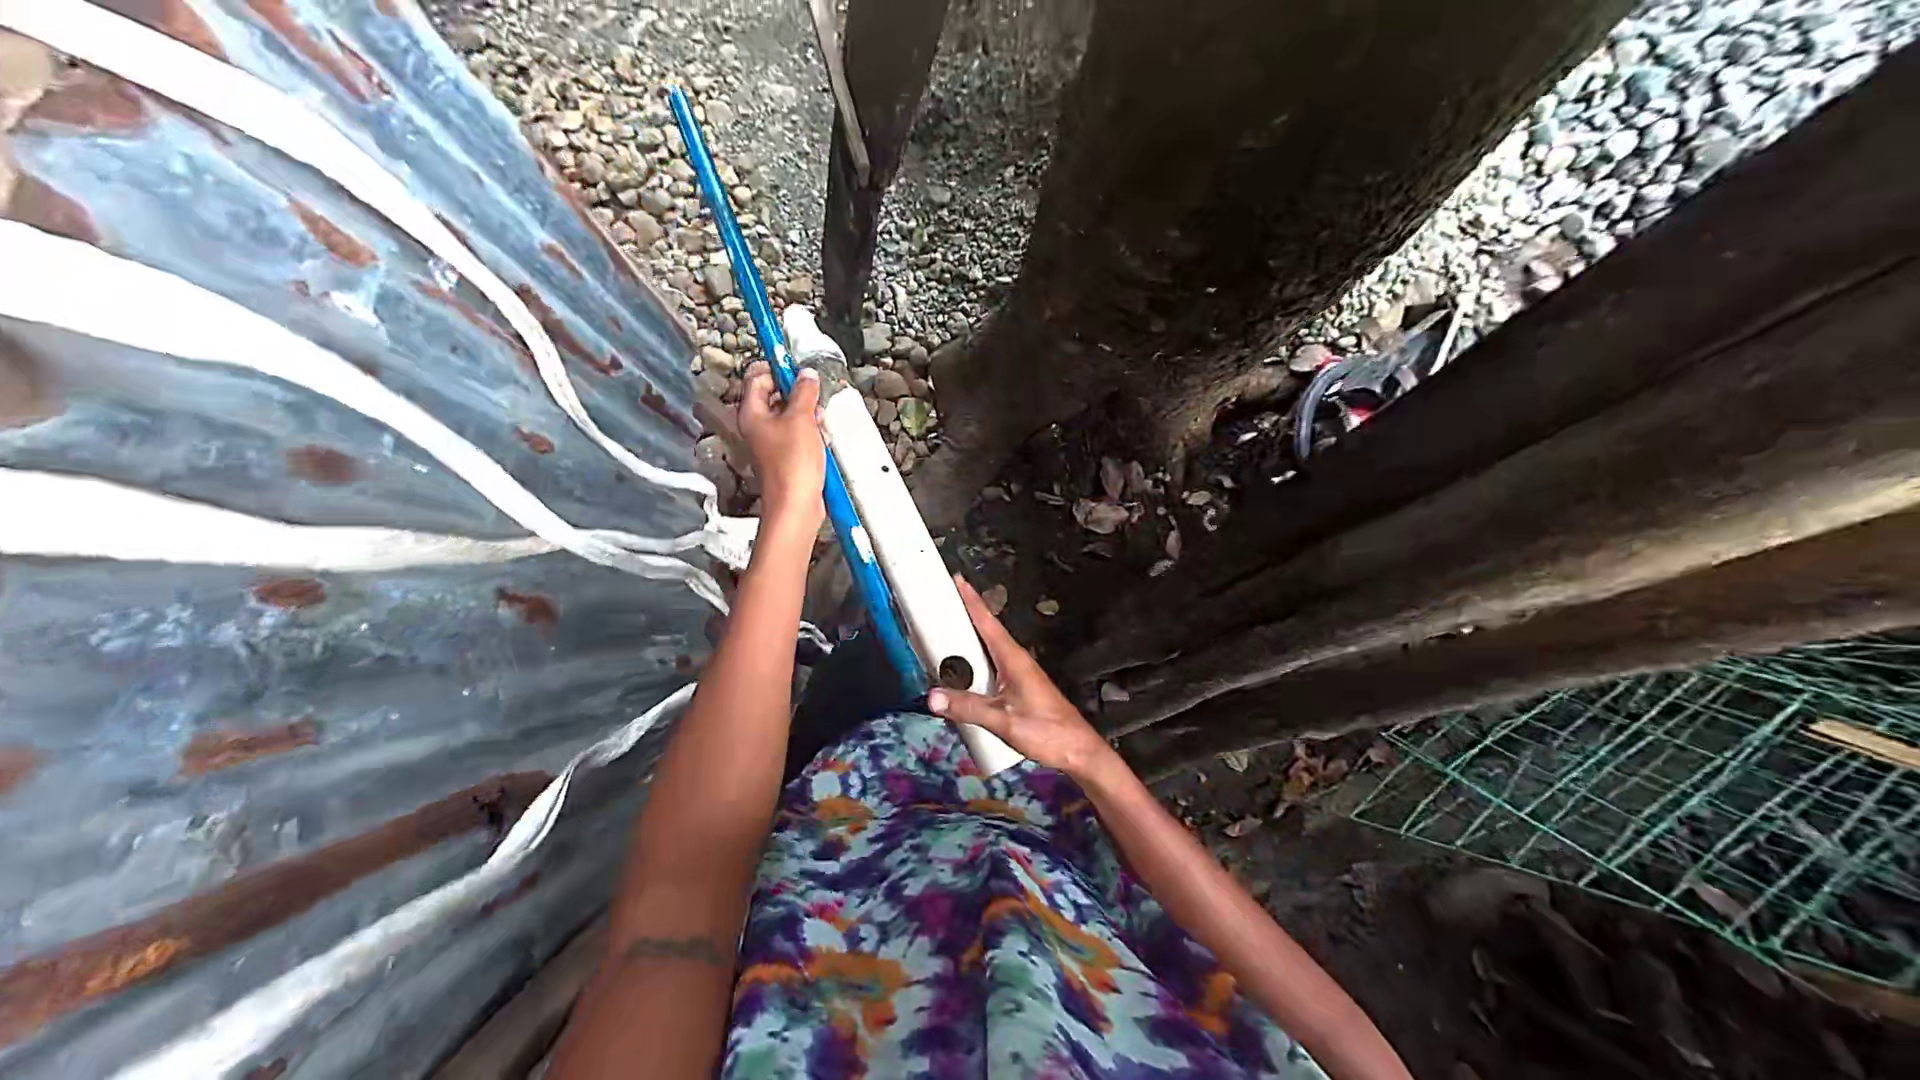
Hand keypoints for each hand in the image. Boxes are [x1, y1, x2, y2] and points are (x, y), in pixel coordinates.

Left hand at [737, 361, 824, 528]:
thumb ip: (804, 392)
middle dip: (801, 397)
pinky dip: (814, 435)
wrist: (797, 505)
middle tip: (814, 403)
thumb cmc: (792, 464)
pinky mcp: (788, 456)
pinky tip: (823, 442)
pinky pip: (802, 435)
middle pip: (779, 396)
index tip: (798, 368)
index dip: (778, 370)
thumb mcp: (802, 418)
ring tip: (820, 428)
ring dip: (811, 417)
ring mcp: (773, 442)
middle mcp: (759, 426)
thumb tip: (806, 374)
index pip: (758, 377)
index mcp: (752, 413)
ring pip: (794, 416)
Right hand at [928, 576, 1125, 783]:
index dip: (971, 600)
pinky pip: (992, 664)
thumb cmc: (1046, 731)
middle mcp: (1016, 660)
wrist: (1078, 750)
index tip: (956, 579)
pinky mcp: (1020, 686)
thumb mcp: (1003, 721)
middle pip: (986, 630)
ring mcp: (1019, 673)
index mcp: (1013, 659)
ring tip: (944, 631)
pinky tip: (964, 669)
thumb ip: (968, 708)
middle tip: (942, 601)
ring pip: (989, 648)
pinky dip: (975, 658)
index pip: (987, 622)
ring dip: (969, 637)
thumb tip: (932, 697)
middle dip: (965, 613)